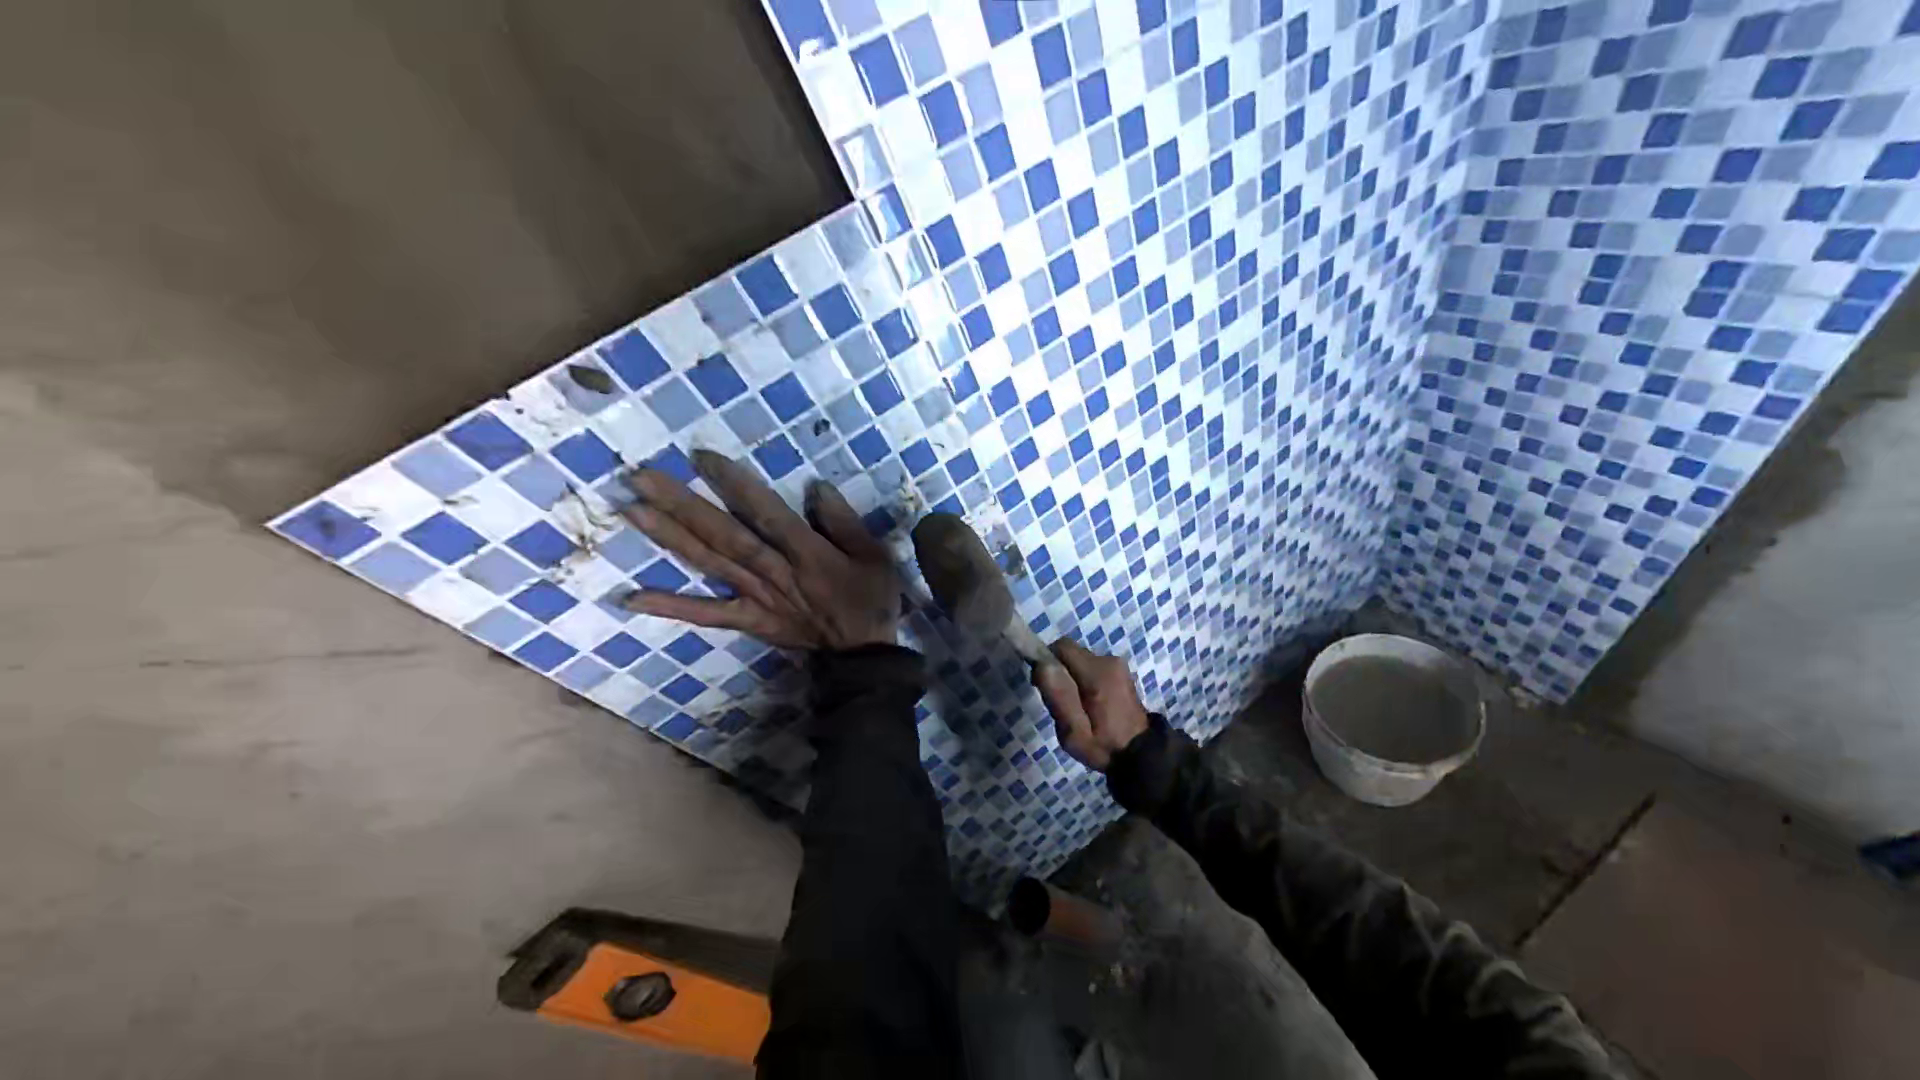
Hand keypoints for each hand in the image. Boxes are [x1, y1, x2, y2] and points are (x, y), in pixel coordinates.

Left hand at [620, 449, 900, 650]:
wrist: (862, 655)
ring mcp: (757, 598)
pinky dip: (671, 606)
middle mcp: (775, 573)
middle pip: (725, 535)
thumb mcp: (874, 556)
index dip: (734, 486)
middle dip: (684, 505)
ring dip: (671, 539)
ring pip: (711, 564)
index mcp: (807, 554)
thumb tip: (816, 487)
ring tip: (633, 512)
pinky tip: (633, 597)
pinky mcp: (749, 620)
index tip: (701, 457)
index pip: (766, 514)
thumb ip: (845, 522)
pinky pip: (707, 614)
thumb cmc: (870, 599)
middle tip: (641, 478)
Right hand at [1032, 639, 1150, 769]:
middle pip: (1071, 653)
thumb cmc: (1103, 746)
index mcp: (1097, 673)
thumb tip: (1043, 663)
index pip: (1061, 647)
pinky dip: (1084, 679)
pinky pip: (1092, 667)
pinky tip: (1089, 703)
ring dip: (1071, 677)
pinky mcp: (1121, 672)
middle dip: (1059, 672)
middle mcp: (1108, 660)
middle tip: (1060, 702)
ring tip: (1075, 706)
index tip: (1044, 686)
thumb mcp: (1074, 732)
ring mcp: (1118, 665)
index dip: (1047, 662)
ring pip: (1080, 660)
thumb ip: (1059, 696)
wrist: (1141, 755)